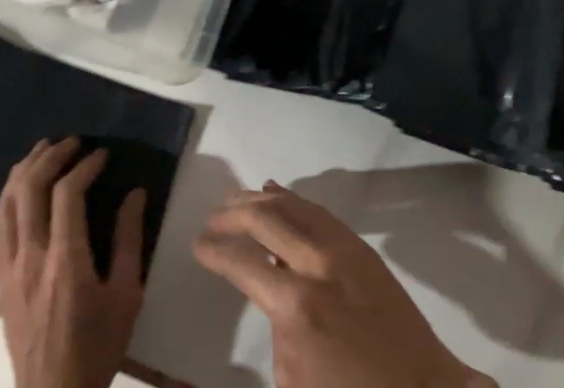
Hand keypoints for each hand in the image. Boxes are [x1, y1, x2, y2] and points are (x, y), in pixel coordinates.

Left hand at [0, 137, 147, 387]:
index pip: (67, 194)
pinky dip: (7, 196)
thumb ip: (129, 241)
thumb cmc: (98, 346)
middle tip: (72, 142)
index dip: (84, 166)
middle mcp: (31, 257)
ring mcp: (9, 267)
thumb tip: (135, 194)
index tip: (102, 155)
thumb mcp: (126, 296)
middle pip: (30, 188)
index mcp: (66, 262)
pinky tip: (19, 186)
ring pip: (7, 202)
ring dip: (24, 169)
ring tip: (43, 150)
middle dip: (50, 156)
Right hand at [194, 182, 495, 387]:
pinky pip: (323, 214)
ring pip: (296, 207)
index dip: (214, 250)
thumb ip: (278, 331)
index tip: (198, 245)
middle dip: (232, 215)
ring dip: (262, 200)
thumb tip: (276, 295)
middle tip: (212, 218)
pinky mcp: (365, 251)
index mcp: (295, 306)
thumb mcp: (294, 381)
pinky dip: (296, 200)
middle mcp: (318, 266)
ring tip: (238, 199)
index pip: (241, 261)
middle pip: (266, 219)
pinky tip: (280, 195)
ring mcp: (346, 252)